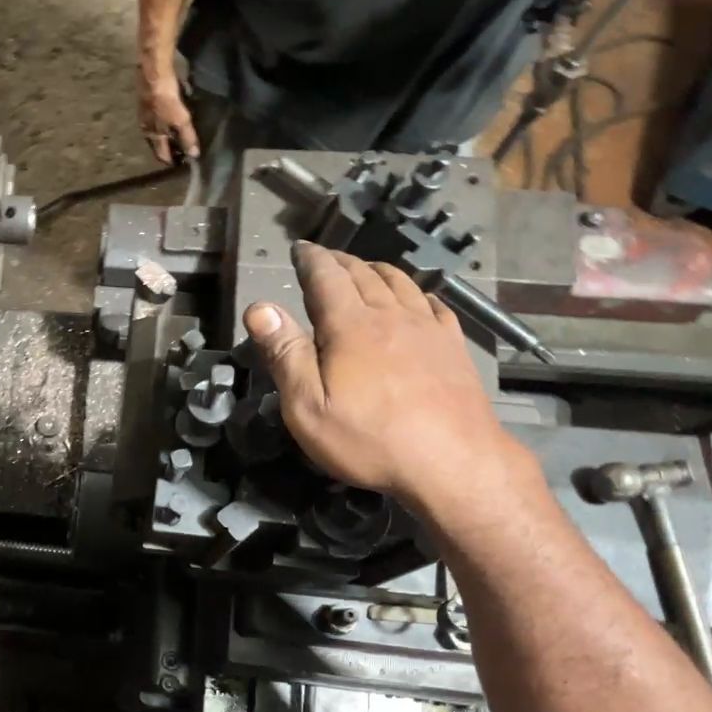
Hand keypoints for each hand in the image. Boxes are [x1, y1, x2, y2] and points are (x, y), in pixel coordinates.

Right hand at [138, 67, 198, 164]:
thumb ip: (187, 138)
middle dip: (167, 148)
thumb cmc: (166, 100)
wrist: (153, 74)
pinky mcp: (146, 101)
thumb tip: (193, 156)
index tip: (180, 163)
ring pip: (154, 130)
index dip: (171, 160)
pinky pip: (155, 116)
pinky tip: (168, 115)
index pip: (161, 155)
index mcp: (153, 136)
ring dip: (164, 134)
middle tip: (180, 149)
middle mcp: (146, 128)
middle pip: (156, 144)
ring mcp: (144, 114)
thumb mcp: (180, 121)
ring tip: (175, 133)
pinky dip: (162, 120)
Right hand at [242, 242, 524, 505]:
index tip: (300, 249)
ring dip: (377, 270)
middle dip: (340, 262)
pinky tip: (416, 299)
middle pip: (364, 275)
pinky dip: (416, 293)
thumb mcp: (308, 407)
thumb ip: (285, 354)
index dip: (310, 261)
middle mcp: (391, 317)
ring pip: (400, 284)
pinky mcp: (452, 347)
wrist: (452, 461)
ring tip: (364, 269)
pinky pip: (434, 305)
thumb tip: (259, 308)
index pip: (326, 279)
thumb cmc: (369, 439)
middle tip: (325, 258)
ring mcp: (428, 329)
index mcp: (350, 327)